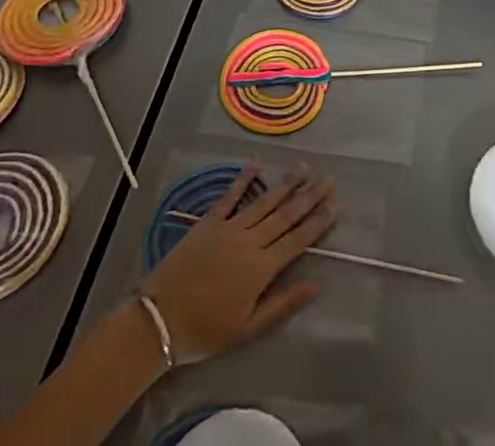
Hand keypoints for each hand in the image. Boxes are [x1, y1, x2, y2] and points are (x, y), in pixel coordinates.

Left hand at [137, 164, 336, 364]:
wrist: (156, 321)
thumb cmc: (204, 331)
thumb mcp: (248, 328)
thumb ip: (283, 303)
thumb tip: (317, 284)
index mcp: (262, 268)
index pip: (299, 239)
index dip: (320, 222)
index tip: (337, 206)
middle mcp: (250, 242)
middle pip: (287, 215)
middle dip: (310, 197)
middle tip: (330, 180)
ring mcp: (228, 229)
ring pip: (265, 201)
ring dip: (286, 184)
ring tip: (304, 167)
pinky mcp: (207, 224)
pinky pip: (229, 197)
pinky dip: (243, 179)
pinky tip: (255, 163)